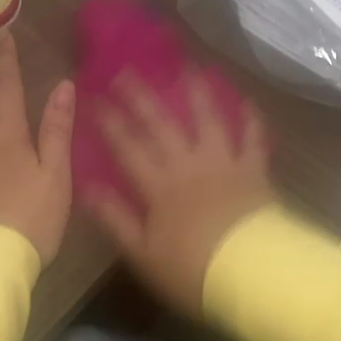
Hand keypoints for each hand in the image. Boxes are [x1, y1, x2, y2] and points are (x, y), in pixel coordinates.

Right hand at [84, 69, 273, 313]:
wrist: (249, 273)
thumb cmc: (192, 270)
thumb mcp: (142, 252)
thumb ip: (115, 218)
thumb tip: (87, 187)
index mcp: (159, 185)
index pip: (128, 147)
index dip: (111, 122)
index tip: (96, 98)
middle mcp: (188, 164)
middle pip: (161, 124)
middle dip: (142, 97)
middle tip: (127, 71)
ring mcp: (223, 162)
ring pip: (208, 120)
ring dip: (197, 93)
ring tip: (189, 67)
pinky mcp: (253, 170)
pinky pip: (253, 139)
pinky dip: (252, 120)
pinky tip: (249, 101)